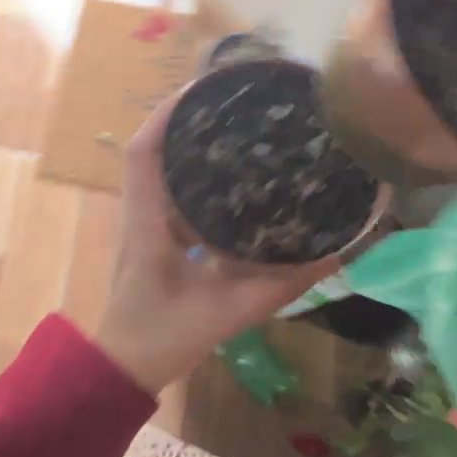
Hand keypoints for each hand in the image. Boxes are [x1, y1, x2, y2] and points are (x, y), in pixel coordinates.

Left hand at [93, 96, 343, 395]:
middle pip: (154, 154)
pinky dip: (195, 185)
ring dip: (190, 152)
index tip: (202, 89)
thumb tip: (335, 255)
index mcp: (147, 224)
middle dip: (188, 124)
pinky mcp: (150, 243)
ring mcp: (141, 228)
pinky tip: (230, 186)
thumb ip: (279, 287)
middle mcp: (140, 216)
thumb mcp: (226, 312)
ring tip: (236, 134)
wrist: (122, 367)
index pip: (143, 154)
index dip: (167, 116)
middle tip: (234, 106)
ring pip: (160, 175)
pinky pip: (169, 201)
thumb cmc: (162, 338)